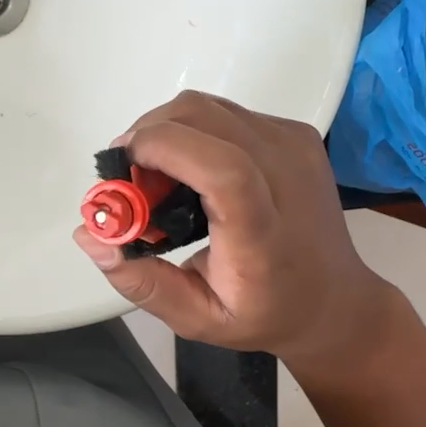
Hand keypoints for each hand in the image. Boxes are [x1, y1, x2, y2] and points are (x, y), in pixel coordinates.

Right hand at [74, 91, 394, 365]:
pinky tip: (191, 171)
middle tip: (129, 180)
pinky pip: (222, 112)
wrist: (335, 299)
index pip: (223, 169)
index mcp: (263, 232)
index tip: (120, 167)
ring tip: (158, 179)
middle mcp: (286, 176)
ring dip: (165, 132)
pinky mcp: (294, 132)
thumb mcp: (196, 319)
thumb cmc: (264, 312)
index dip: (164, 151)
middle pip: (203, 119)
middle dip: (148, 137)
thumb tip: (90, 235)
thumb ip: (141, 282)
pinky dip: (191, 131)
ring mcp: (293, 146)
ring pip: (205, 107)